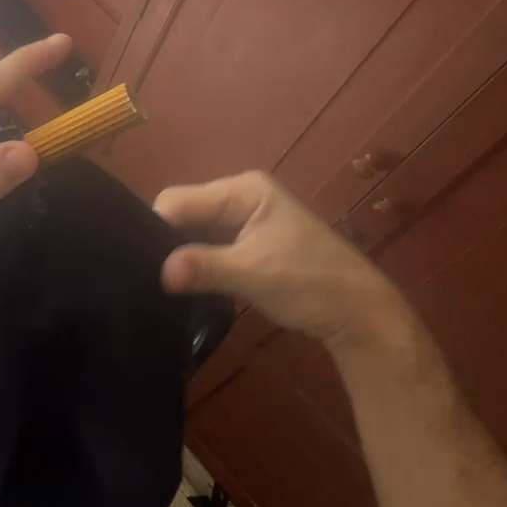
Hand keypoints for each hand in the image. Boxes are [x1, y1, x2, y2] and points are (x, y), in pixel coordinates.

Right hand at [155, 171, 409, 348]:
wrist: (362, 316)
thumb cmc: (312, 284)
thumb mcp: (253, 274)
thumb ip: (203, 267)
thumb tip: (160, 272)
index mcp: (244, 190)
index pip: (179, 200)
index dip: (158, 228)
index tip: (145, 262)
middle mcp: (241, 196)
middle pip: (184, 212)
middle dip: (168, 241)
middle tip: (152, 274)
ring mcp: (245, 219)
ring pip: (194, 230)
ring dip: (183, 254)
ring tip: (165, 280)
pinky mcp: (247, 242)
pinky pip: (208, 244)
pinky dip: (197, 261)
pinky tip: (187, 281)